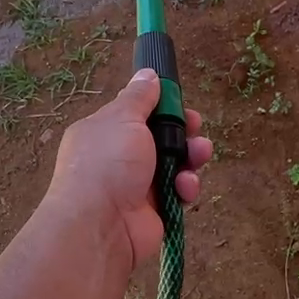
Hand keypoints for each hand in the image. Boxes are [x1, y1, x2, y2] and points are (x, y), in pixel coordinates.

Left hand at [44, 68, 211, 268]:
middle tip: (196, 130)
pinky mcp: (154, 210)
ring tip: (198, 156)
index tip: (180, 104)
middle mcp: (119, 158)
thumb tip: (147, 74)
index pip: (137, 114)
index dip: (162, 107)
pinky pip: (177, 192)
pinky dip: (185, 188)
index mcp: (105, 132)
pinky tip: (184, 187)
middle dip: (183, 132)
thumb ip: (139, 97)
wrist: (100, 224)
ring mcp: (137, 186)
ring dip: (191, 158)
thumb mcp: (123, 118)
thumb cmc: (108, 162)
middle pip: (161, 138)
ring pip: (175, 165)